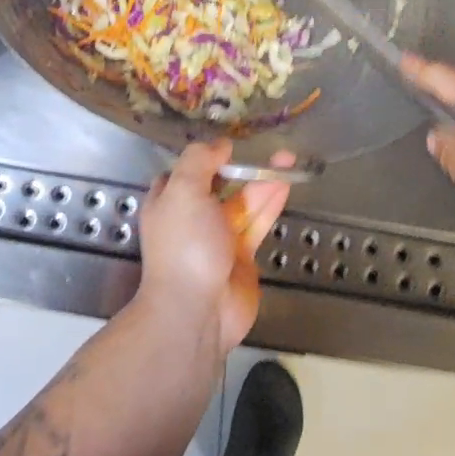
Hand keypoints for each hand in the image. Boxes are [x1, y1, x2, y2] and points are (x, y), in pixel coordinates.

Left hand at [137, 140, 289, 349]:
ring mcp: (217, 239)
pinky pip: (257, 223)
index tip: (227, 145)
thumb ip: (199, 161)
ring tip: (287, 159)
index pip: (183, 173)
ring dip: (262, 181)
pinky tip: (285, 184)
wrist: (197, 310)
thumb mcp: (183, 190)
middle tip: (267, 149)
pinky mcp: (242, 256)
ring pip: (242, 202)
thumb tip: (219, 145)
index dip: (204, 158)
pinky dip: (270, 203)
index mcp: (167, 202)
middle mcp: (190, 219)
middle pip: (217, 186)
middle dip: (240, 167)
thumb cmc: (185, 245)